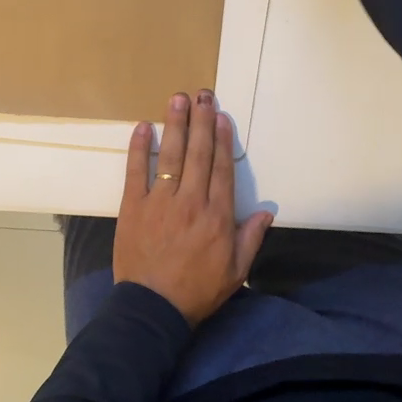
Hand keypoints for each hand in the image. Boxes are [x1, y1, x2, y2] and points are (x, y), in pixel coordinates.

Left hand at [114, 89, 272, 325]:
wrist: (154, 307)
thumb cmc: (198, 291)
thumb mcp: (236, 271)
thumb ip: (251, 238)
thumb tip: (268, 211)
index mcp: (217, 215)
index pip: (222, 168)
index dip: (222, 139)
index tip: (221, 116)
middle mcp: (191, 201)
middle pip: (198, 153)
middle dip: (201, 121)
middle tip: (202, 95)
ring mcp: (160, 201)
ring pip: (170, 155)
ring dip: (174, 124)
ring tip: (177, 99)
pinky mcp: (133, 206)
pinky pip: (136, 171)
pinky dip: (138, 148)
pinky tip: (142, 127)